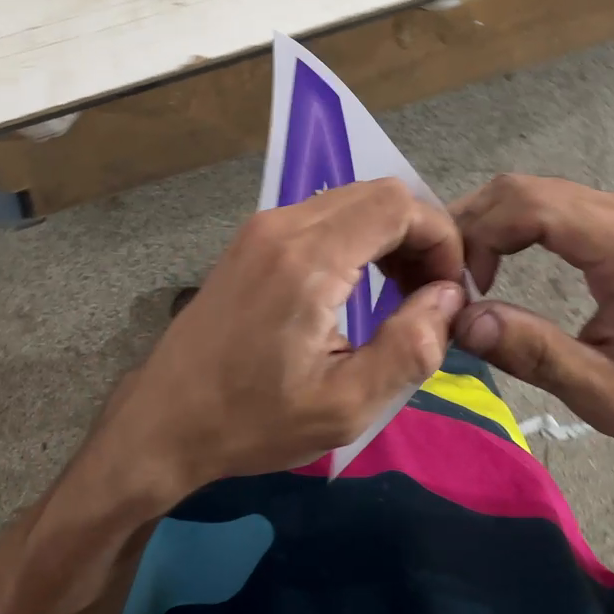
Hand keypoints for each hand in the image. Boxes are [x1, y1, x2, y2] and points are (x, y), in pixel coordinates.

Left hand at [104, 179, 467, 489]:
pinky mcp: (251, 240)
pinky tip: (357, 288)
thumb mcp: (346, 405)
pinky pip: (321, 216)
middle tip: (428, 296)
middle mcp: (282, 225)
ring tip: (400, 296)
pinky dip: (356, 238)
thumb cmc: (253, 421)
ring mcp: (261, 227)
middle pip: (377, 192)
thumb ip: (410, 347)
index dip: (440, 238)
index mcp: (307, 258)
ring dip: (388, 236)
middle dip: (419, 236)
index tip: (449, 291)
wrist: (164, 419)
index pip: (397, 204)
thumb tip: (448, 297)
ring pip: (350, 199)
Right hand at [449, 175, 613, 472]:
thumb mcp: (609, 398)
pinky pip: (550, 203)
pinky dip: (510, 224)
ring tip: (462, 272)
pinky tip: (493, 259)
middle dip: (472, 224)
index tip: (458, 284)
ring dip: (487, 223)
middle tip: (442, 275)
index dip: (479, 234)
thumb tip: (463, 319)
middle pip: (523, 189)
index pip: (531, 206)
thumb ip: (537, 356)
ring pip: (532, 191)